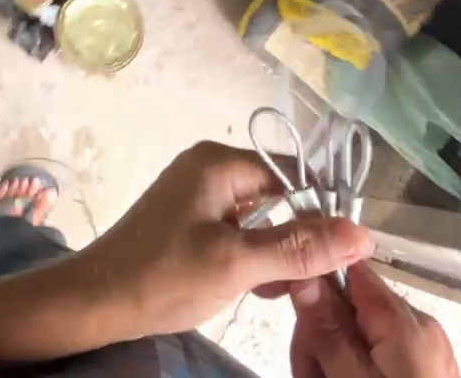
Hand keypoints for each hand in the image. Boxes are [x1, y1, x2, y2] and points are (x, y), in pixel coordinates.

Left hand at [70, 141, 373, 338]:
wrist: (100, 298)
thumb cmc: (166, 274)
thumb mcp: (239, 263)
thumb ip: (299, 247)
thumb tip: (360, 232)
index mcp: (218, 162)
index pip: (290, 174)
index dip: (318, 213)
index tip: (339, 257)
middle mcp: (209, 166)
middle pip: (276, 196)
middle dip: (294, 239)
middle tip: (300, 284)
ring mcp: (197, 191)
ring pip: (259, 217)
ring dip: (272, 254)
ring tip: (270, 290)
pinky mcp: (190, 217)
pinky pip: (237, 229)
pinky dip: (250, 256)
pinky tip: (252, 287)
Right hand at [289, 264, 459, 377]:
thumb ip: (327, 329)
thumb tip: (305, 273)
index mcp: (405, 321)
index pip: (347, 268)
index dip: (314, 286)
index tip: (295, 319)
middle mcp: (421, 327)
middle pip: (349, 306)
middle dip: (320, 338)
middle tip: (309, 376)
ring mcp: (428, 353)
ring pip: (359, 335)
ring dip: (332, 360)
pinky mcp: (426, 374)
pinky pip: (379, 357)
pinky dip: (355, 372)